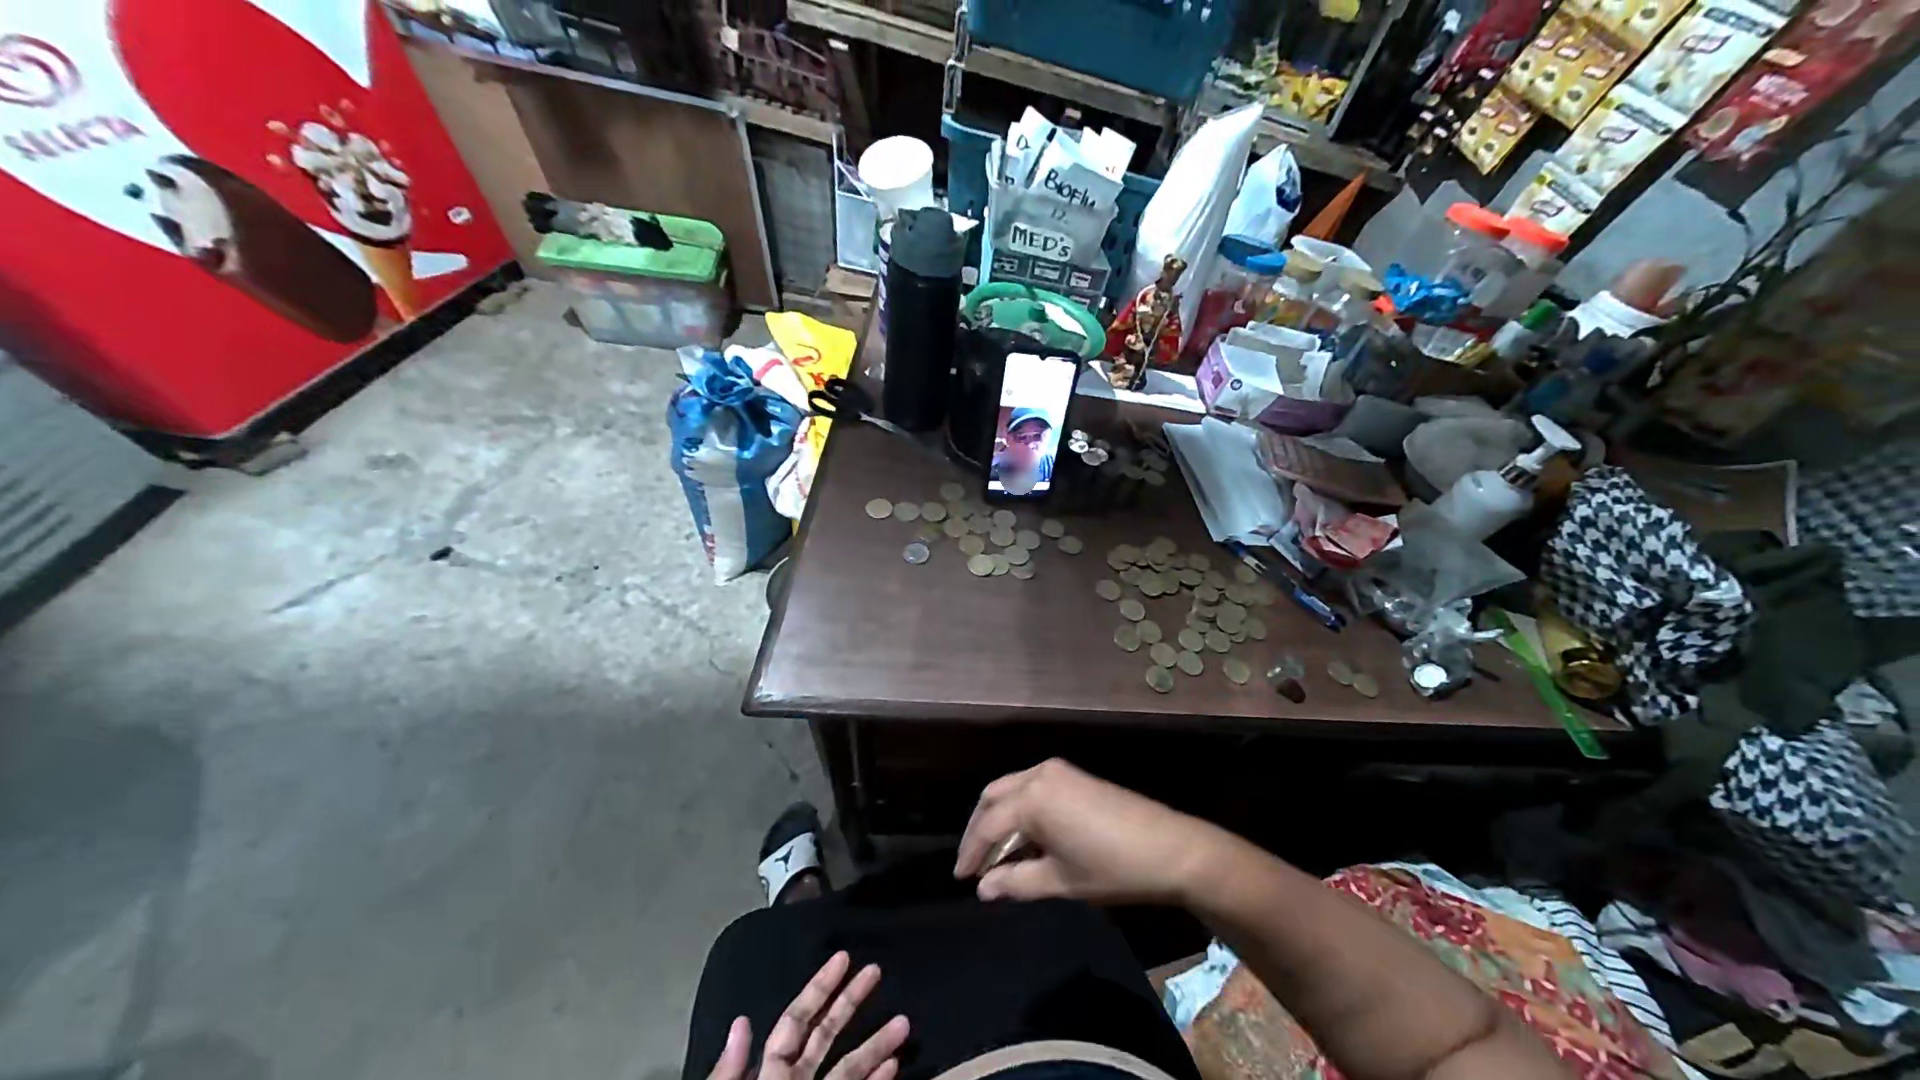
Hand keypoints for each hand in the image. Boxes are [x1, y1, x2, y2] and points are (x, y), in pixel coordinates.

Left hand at [707, 951, 909, 1079]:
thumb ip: (727, 1075)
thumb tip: (742, 1020)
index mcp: (766, 1076)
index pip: (797, 1021)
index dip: (819, 988)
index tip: (844, 958)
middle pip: (826, 1035)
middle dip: (851, 1002)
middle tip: (876, 970)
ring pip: (849, 1069)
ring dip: (875, 1045)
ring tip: (903, 1022)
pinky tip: (894, 1066)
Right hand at [952, 759, 1220, 905]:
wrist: (1171, 848)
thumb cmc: (1112, 869)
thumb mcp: (1060, 881)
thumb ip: (1016, 882)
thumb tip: (984, 888)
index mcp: (1032, 798)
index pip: (987, 825)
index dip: (971, 853)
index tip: (961, 878)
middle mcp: (1039, 775)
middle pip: (994, 798)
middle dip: (979, 829)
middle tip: (974, 863)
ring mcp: (1058, 771)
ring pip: (1012, 789)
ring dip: (999, 817)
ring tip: (996, 854)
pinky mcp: (1074, 775)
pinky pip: (1032, 787)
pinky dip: (1020, 809)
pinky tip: (1024, 837)